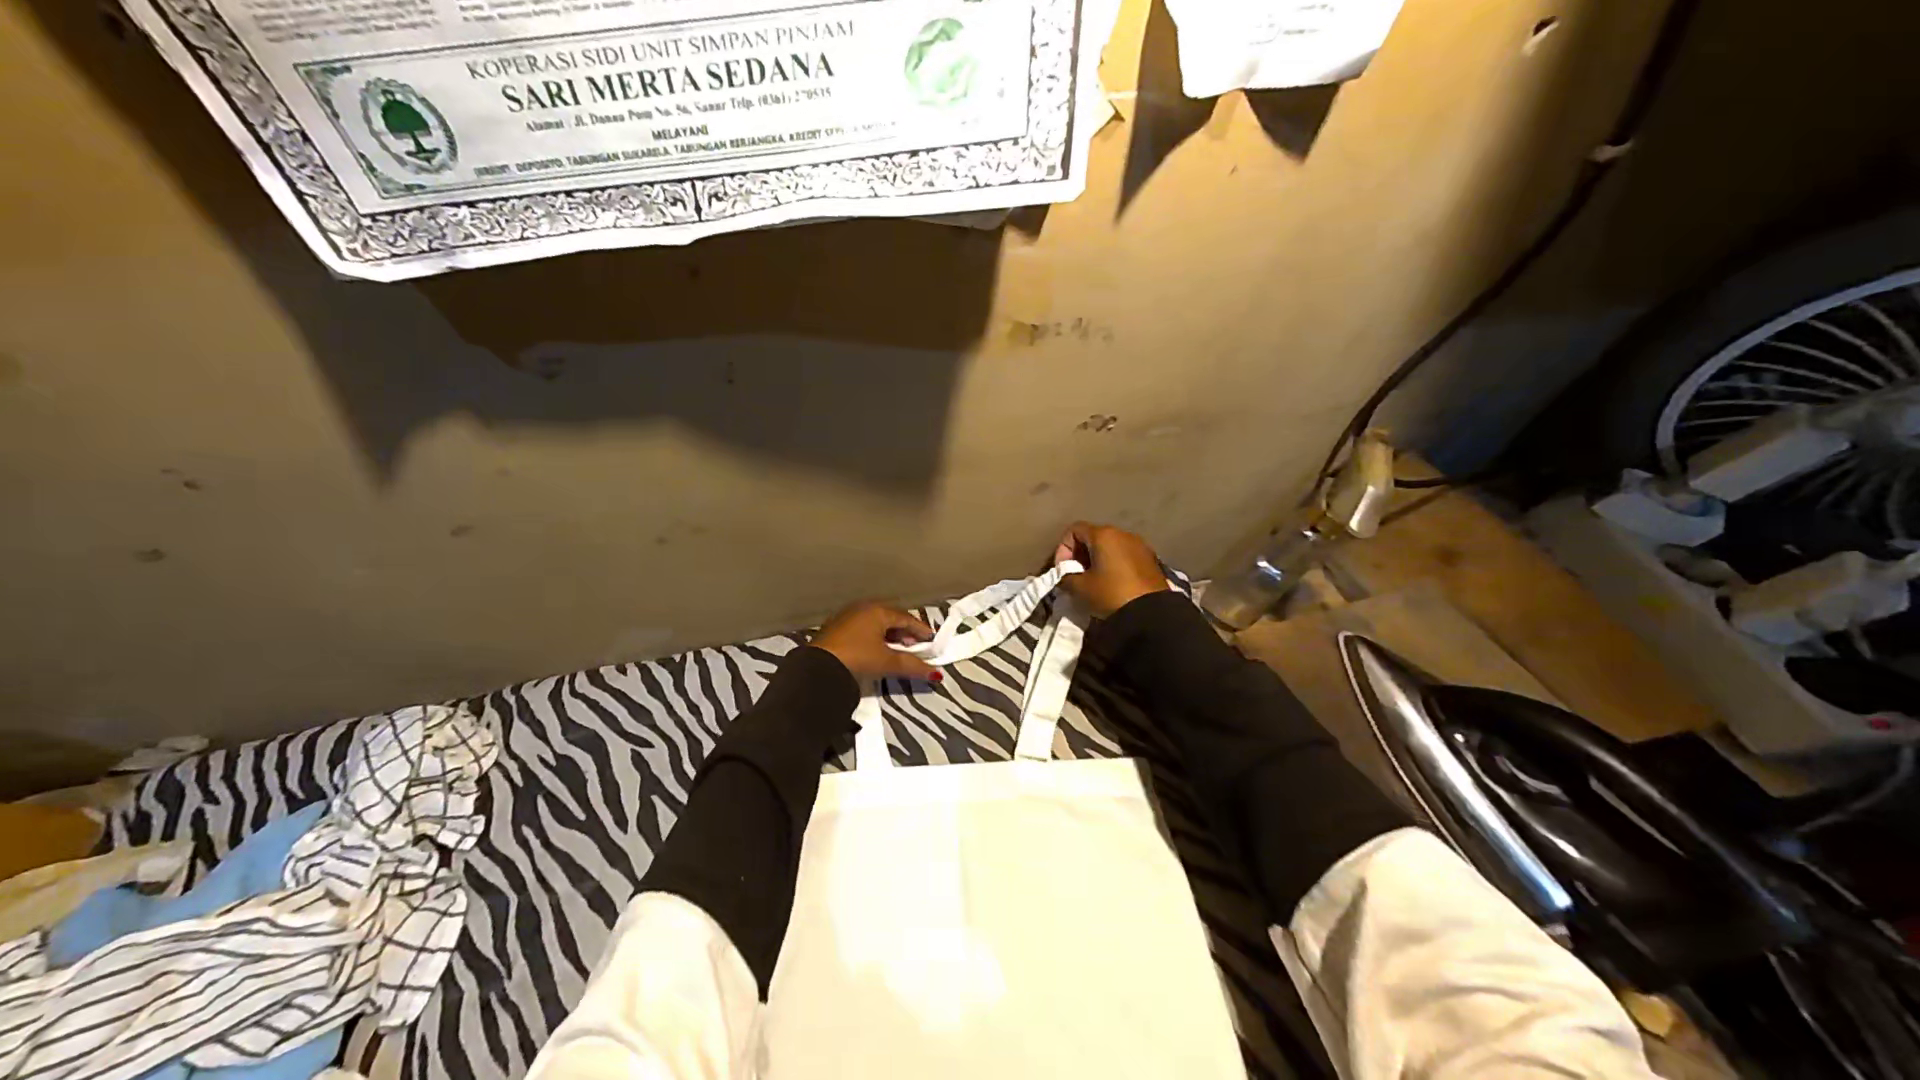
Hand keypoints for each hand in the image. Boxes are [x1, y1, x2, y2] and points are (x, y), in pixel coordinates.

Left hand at [809, 601, 940, 683]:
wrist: (818, 668)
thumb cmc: (858, 658)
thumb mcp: (887, 662)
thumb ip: (913, 666)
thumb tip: (936, 674)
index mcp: (878, 610)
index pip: (906, 618)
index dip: (921, 630)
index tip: (932, 641)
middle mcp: (863, 607)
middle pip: (891, 617)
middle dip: (905, 632)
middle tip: (915, 647)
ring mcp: (848, 615)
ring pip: (876, 622)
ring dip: (889, 635)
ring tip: (897, 650)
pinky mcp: (836, 627)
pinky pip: (863, 627)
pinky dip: (874, 636)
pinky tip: (876, 649)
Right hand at [1053, 521, 1168, 616]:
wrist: (1151, 613)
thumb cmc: (1110, 594)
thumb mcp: (1080, 588)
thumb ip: (1066, 577)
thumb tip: (1065, 575)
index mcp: (1103, 535)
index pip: (1074, 530)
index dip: (1063, 548)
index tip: (1064, 570)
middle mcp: (1122, 533)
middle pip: (1093, 536)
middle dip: (1080, 555)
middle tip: (1076, 576)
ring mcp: (1140, 545)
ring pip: (1110, 546)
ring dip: (1098, 560)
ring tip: (1094, 581)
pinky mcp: (1151, 559)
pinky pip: (1125, 555)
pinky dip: (1114, 565)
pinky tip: (1113, 584)